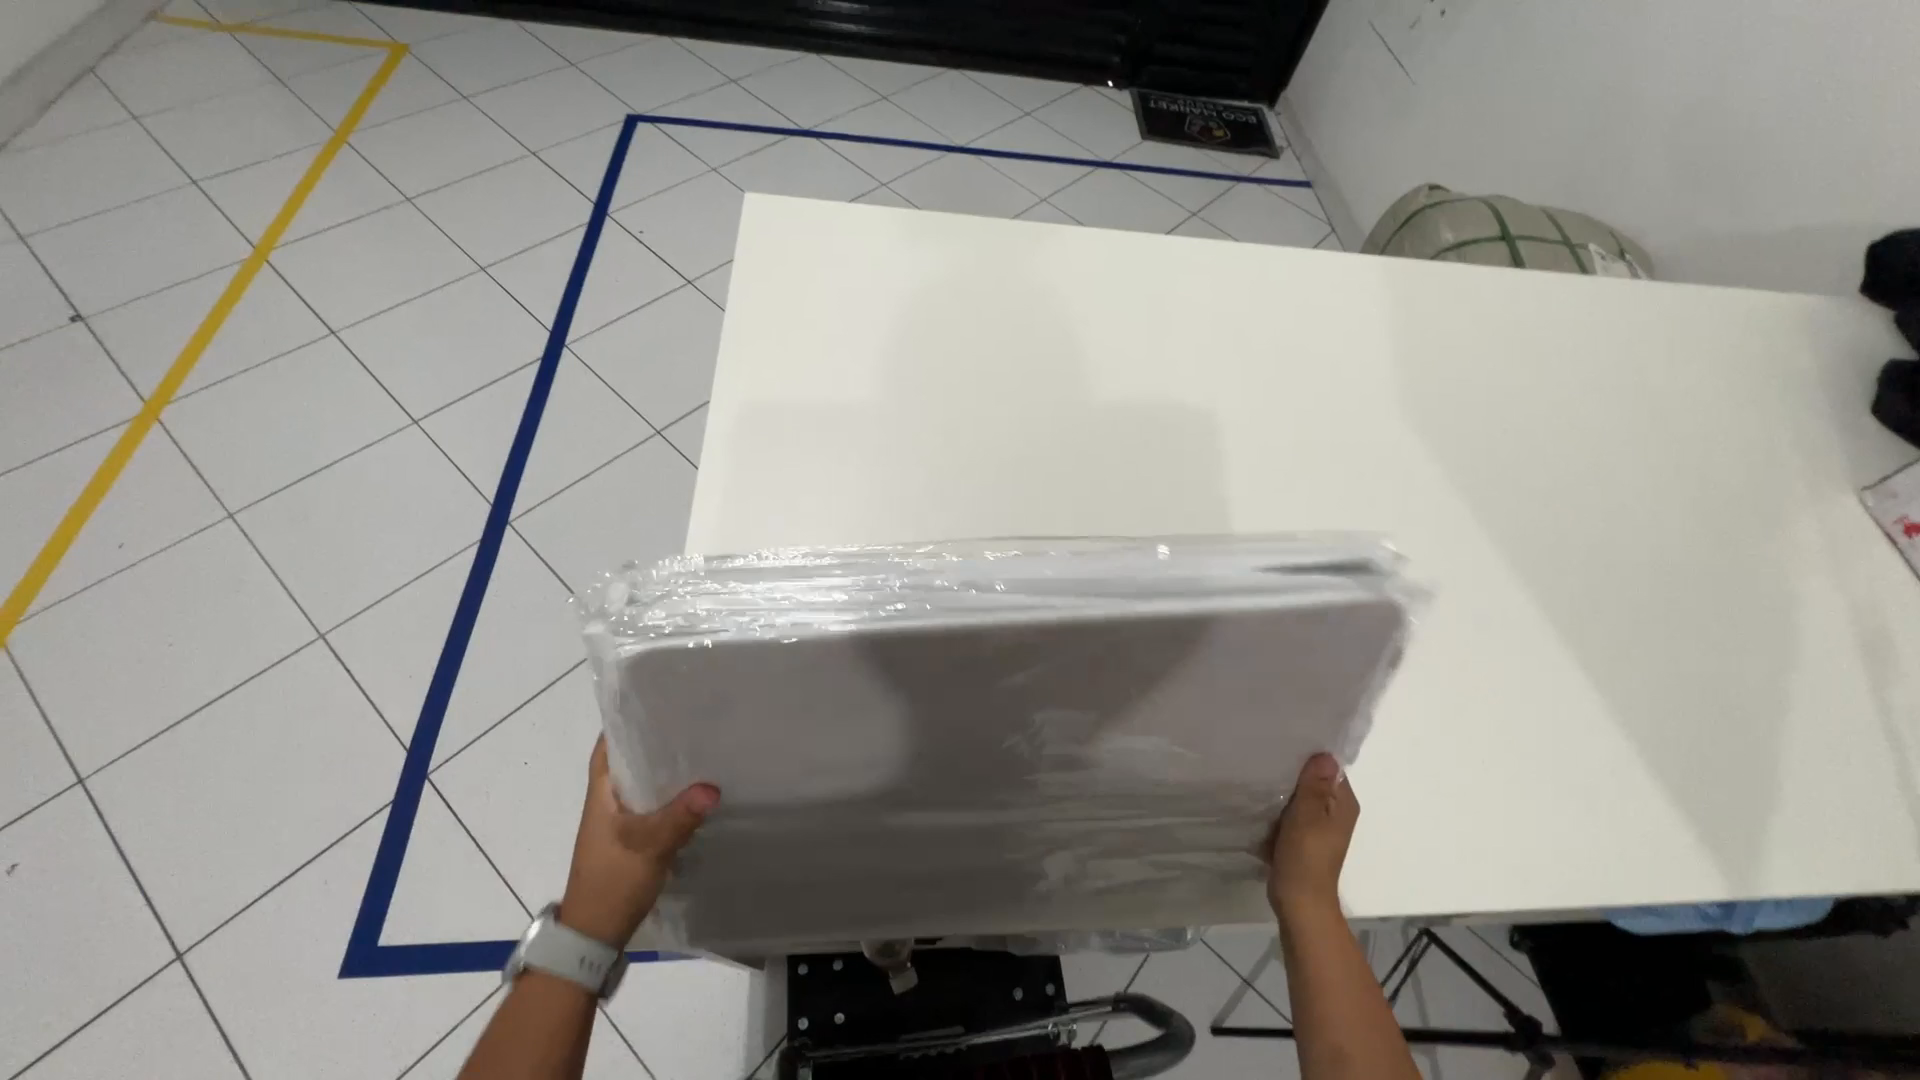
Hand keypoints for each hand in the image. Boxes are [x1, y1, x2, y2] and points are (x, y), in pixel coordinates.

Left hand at [559, 736, 719, 947]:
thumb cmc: (611, 882)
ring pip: (643, 787)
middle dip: (654, 744)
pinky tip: (696, 796)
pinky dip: (670, 798)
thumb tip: (712, 786)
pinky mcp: (632, 843)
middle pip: (629, 763)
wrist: (593, 936)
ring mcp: (619, 825)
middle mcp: (607, 804)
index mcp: (600, 795)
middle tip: (691, 723)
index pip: (607, 747)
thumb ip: (679, 817)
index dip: (624, 724)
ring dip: (664, 772)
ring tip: (701, 752)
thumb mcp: (647, 847)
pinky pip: (653, 809)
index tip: (654, 703)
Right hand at [1265, 753, 1358, 917]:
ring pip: (1298, 799)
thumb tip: (1326, 755)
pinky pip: (1289, 815)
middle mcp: (1335, 813)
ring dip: (1281, 793)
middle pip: (1313, 783)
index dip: (1309, 758)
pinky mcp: (1302, 840)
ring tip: (1258, 780)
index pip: (1330, 769)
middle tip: (1265, 761)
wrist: (1299, 902)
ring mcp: (1318, 828)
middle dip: (1291, 774)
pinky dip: (1277, 812)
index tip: (1283, 747)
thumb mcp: (1308, 816)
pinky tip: (1259, 808)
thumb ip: (1315, 786)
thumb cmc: (1305, 857)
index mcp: (1343, 805)